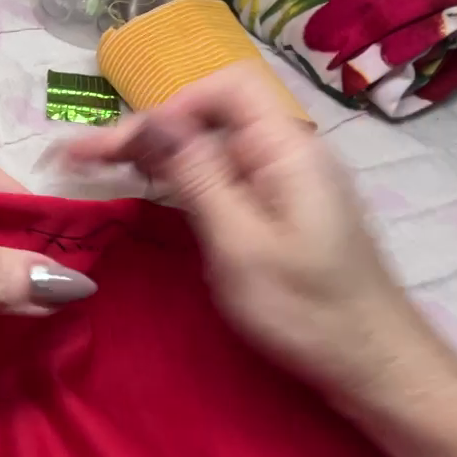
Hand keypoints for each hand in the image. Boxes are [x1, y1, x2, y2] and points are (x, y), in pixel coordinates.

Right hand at [54, 62, 455, 401]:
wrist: (374, 368)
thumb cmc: (308, 311)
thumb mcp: (240, 243)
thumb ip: (196, 175)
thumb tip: (150, 120)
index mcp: (287, 150)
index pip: (226, 88)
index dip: (171, 106)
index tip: (128, 146)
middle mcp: (285, 152)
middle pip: (208, 113)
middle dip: (144, 129)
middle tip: (82, 157)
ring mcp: (280, 179)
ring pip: (206, 142)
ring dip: (151, 150)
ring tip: (95, 166)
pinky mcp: (273, 205)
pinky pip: (216, 171)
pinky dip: (174, 173)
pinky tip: (143, 185)